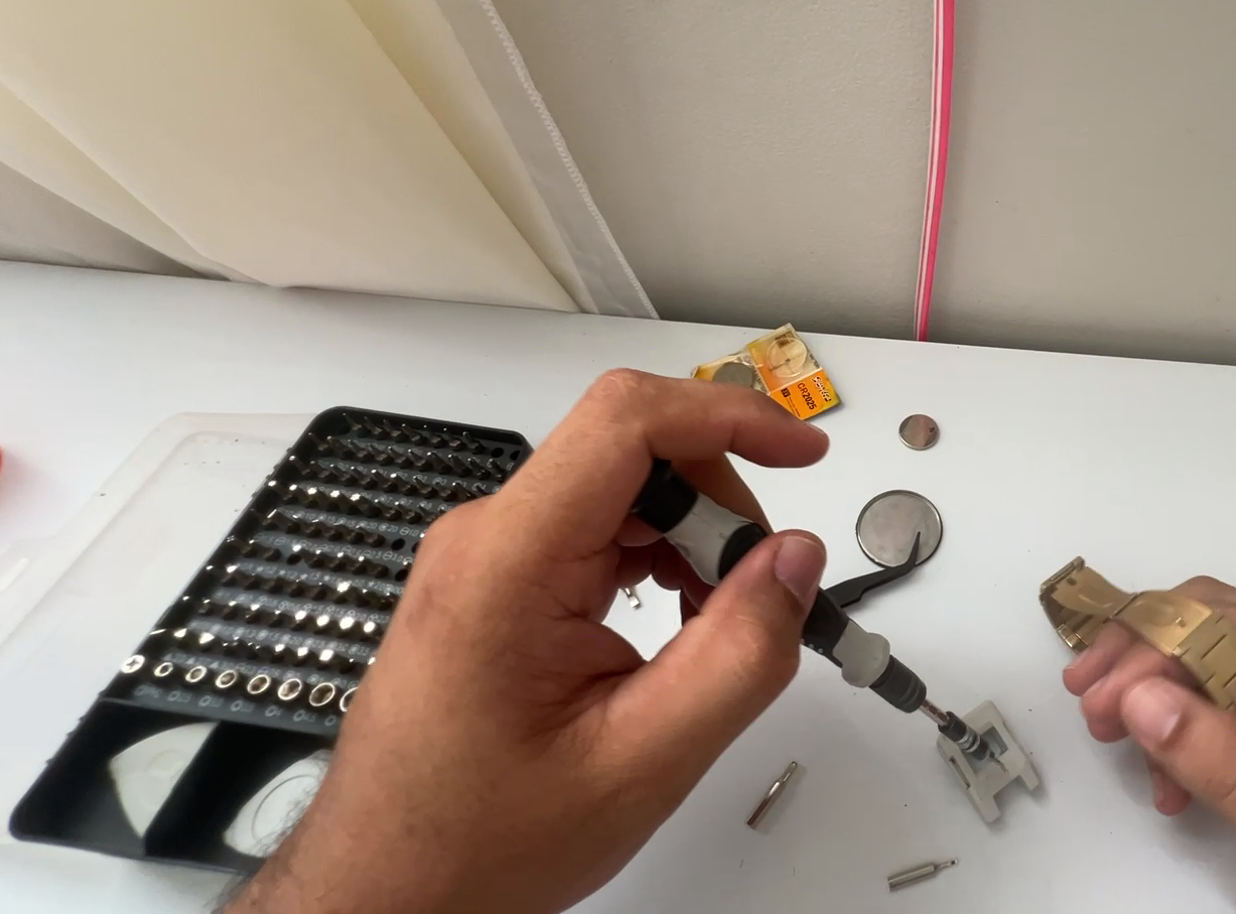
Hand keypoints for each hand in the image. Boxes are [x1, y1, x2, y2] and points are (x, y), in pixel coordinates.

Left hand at [229, 371, 830, 913]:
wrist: (386, 895)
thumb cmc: (488, 845)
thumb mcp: (643, 764)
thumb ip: (738, 655)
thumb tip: (799, 554)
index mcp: (508, 560)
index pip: (627, 422)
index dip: (729, 415)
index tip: (804, 453)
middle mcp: (496, 530)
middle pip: (643, 449)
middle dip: (724, 502)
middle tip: (760, 589)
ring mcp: (502, 545)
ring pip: (639, 484)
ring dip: (705, 533)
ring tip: (720, 619)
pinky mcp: (516, 567)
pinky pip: (618, 521)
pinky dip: (676, 553)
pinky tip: (686, 617)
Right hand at [1064, 578, 1235, 913]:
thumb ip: (1233, 770)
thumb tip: (1140, 698)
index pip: (1230, 626)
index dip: (1155, 647)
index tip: (1101, 695)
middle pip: (1214, 626)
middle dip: (1144, 656)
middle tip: (1089, 698)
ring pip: (1210, 661)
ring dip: (1156, 693)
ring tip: (1114, 735)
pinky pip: (1222, 706)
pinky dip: (1182, 732)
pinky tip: (1167, 779)